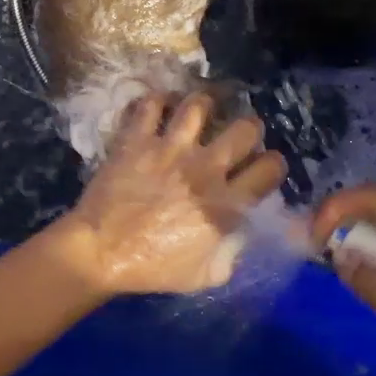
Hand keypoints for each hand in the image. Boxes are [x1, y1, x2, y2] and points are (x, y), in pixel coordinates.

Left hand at [59, 92, 286, 294]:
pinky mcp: (137, 140)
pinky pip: (150, 105)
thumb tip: (243, 229)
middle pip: (245, 129)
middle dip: (249, 128)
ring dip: (205, 104)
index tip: (264, 167)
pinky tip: (161, 106)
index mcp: (226, 203)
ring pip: (199, 105)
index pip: (270, 168)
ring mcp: (169, 149)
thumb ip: (233, 250)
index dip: (272, 165)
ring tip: (203, 109)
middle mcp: (204, 168)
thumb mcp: (208, 274)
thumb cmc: (155, 268)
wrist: (103, 251)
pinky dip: (157, 101)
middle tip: (239, 133)